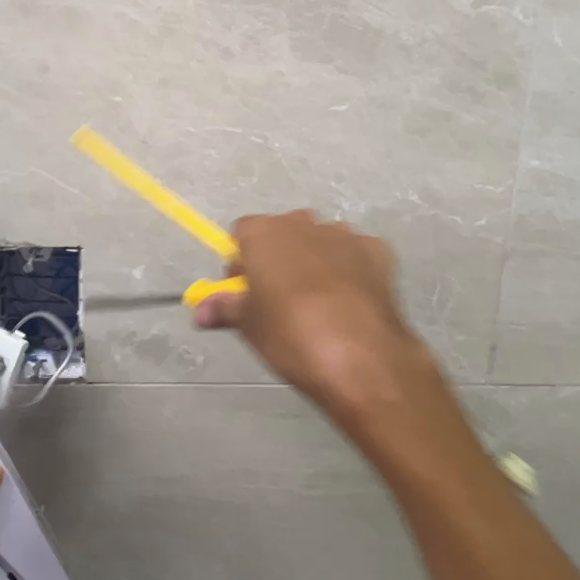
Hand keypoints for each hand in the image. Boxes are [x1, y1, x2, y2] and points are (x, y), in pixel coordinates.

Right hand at [193, 210, 425, 412]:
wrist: (361, 356)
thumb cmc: (291, 335)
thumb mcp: (249, 325)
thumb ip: (223, 308)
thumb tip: (201, 310)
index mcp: (265, 233)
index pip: (242, 232)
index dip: (241, 261)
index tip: (244, 292)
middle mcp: (304, 223)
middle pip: (282, 232)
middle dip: (278, 258)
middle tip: (278, 301)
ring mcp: (345, 234)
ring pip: (320, 242)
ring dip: (314, 262)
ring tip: (318, 306)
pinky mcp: (378, 250)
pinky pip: (355, 254)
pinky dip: (349, 271)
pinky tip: (350, 304)